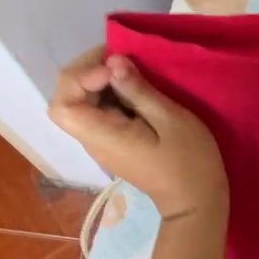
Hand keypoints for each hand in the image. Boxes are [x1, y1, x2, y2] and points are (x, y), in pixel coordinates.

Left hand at [49, 46, 227, 225]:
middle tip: (121, 57)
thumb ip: (139, 91)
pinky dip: (108, 90)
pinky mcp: (111, 139)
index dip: (80, 78)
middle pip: (66, 99)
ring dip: (98, 78)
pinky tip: (132, 84)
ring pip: (80, 101)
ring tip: (129, 67)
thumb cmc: (189, 161)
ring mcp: (100, 141)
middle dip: (87, 70)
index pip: (63, 106)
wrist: (195, 201)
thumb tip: (113, 62)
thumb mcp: (171, 120)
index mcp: (104, 137)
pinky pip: (97, 109)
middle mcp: (93, 140)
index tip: (113, 69)